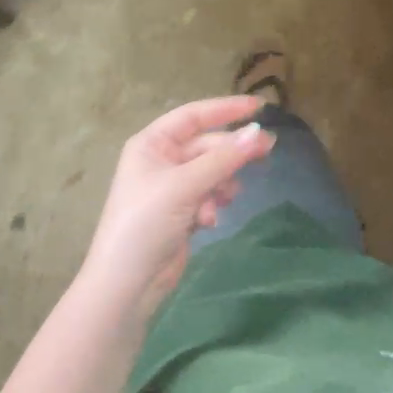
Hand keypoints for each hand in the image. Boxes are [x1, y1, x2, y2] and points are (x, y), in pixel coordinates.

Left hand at [82, 96, 275, 312]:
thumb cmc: (146, 223)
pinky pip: (208, 196)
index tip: (259, 107)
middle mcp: (161, 160)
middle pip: (207, 145)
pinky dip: (213, 204)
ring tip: (227, 197)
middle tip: (267, 152)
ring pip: (211, 172)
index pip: (194, 115)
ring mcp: (171, 188)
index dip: (226, 109)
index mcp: (152, 144)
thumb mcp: (184, 185)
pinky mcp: (181, 213)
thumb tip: (259, 133)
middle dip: (232, 153)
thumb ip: (223, 158)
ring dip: (222, 183)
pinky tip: (209, 221)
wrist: (126, 285)